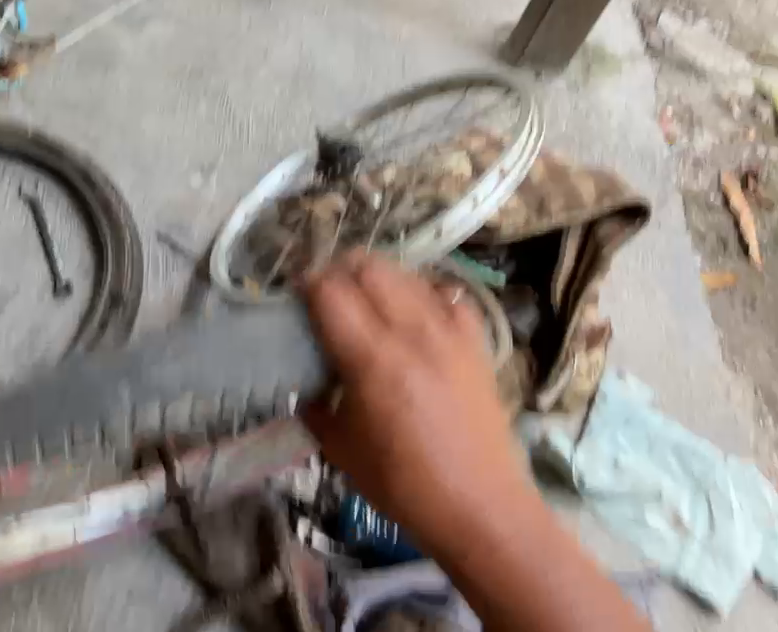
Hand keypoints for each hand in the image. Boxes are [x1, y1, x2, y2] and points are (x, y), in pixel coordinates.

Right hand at [299, 251, 533, 561]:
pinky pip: (446, 294)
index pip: (329, 290)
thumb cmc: (403, 484)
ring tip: (366, 302)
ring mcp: (449, 333)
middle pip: (366, 266)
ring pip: (404, 273)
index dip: (305, 284)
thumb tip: (307, 384)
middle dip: (338, 271)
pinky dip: (422, 293)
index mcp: (371, 359)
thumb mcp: (339, 447)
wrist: (483, 511)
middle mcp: (411, 333)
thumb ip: (315, 405)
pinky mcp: (476, 343)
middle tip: (327, 295)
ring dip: (376, 278)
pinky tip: (413, 313)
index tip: (295, 296)